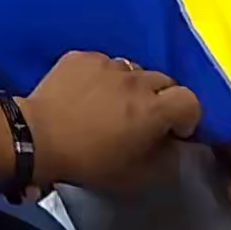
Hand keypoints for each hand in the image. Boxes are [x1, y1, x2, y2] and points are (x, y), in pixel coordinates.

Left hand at [19, 51, 199, 190]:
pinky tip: (89, 91)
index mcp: (151, 108)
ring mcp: (103, 61)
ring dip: (131, 84)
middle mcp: (132, 78)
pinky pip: (103, 61)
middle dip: (161, 98)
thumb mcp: (138, 175)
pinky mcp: (79, 55)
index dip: (186, 116)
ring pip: (131, 68)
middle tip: (143, 117)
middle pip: (163, 80)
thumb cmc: (91, 160)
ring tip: (113, 102)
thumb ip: (167, 157)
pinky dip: (104, 74)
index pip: (189, 99)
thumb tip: (174, 141)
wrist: (40, 134)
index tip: (171, 130)